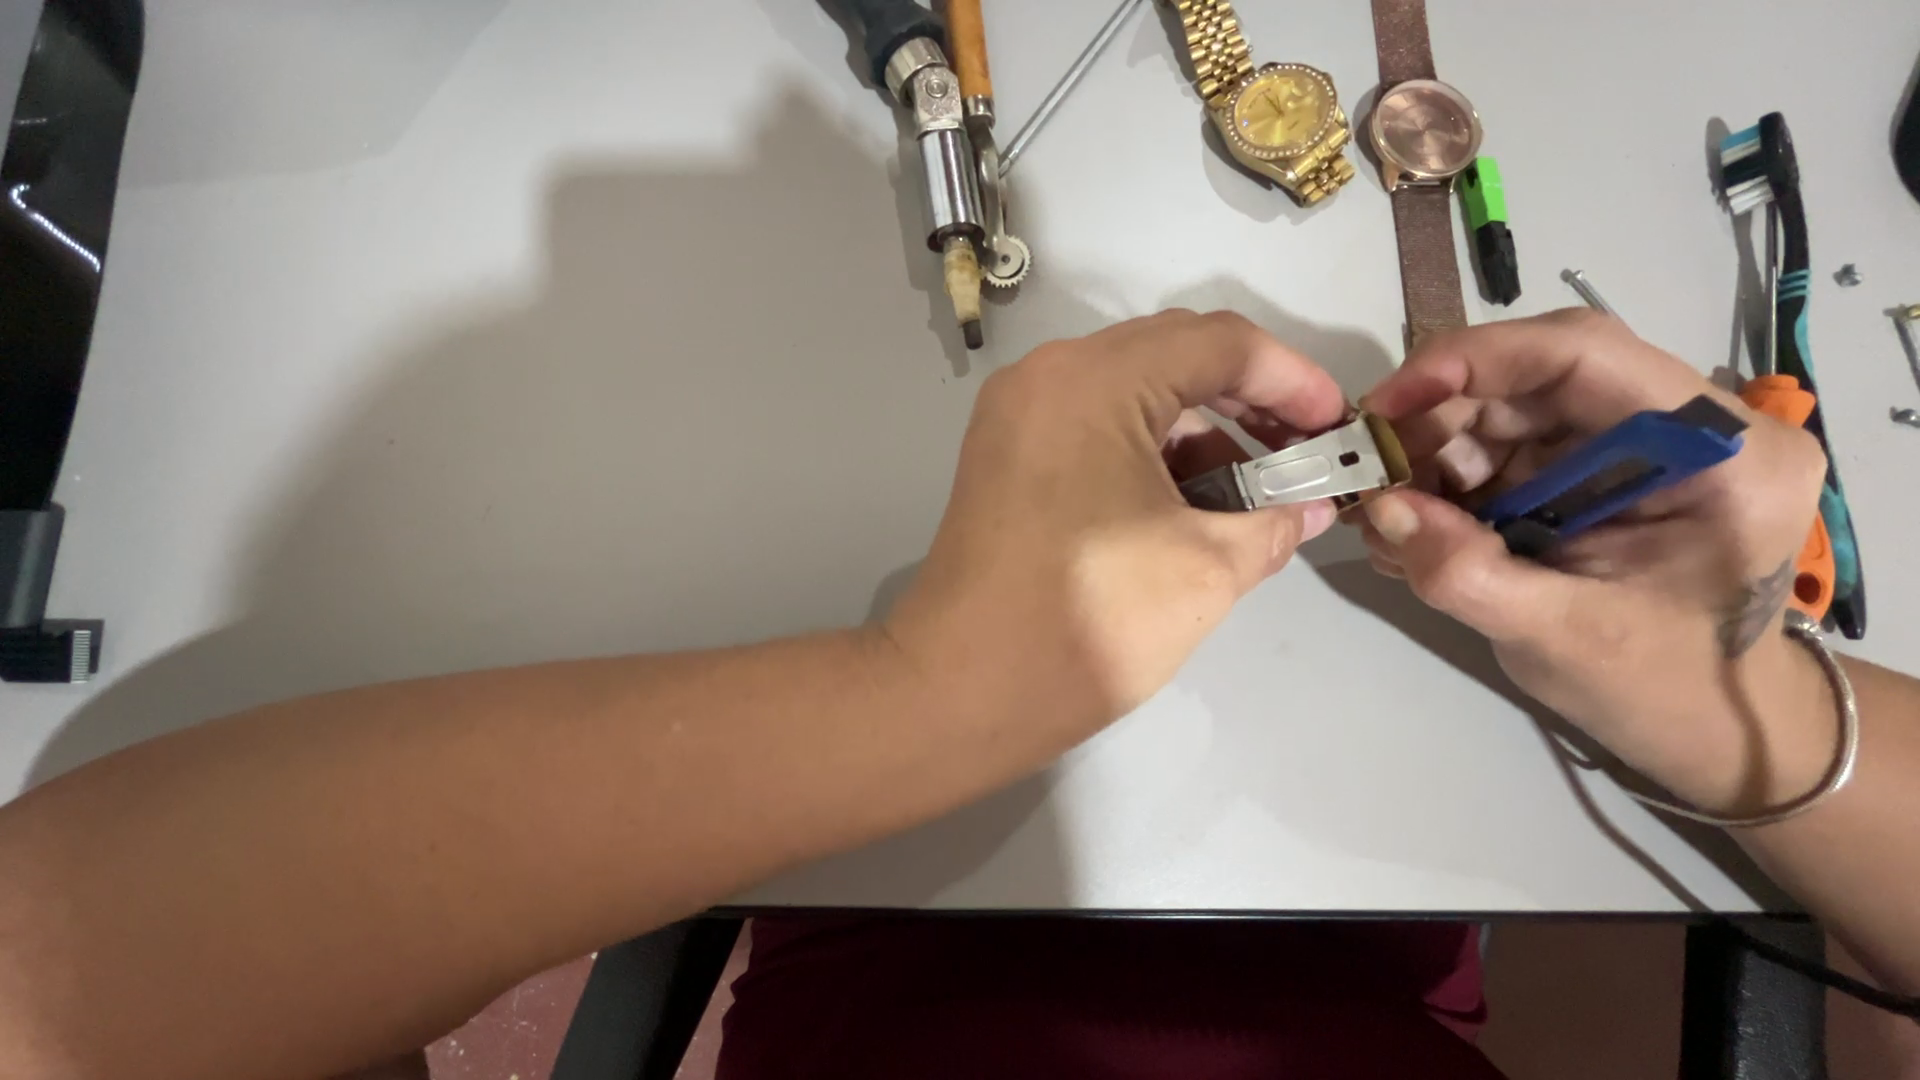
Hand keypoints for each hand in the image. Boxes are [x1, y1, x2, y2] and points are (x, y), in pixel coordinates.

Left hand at [887, 311, 1344, 736]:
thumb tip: (1310, 507)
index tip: (1336, 427)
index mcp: (1094, 380)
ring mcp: (1016, 416)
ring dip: (1197, 431)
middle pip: (1170, 358)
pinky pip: (1091, 428)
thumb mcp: (1206, 568)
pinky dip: (1145, 452)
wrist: (963, 689)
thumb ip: (1274, 522)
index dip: (1292, 379)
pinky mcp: (1004, 457)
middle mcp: (1046, 377)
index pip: (1218, 344)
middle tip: (1301, 453)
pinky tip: (1189, 503)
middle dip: (1247, 401)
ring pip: (1129, 394)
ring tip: (1253, 491)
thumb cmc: (1089, 620)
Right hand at [1358, 310, 1836, 813]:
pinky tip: (1411, 535)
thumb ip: (1466, 573)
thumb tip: (1378, 508)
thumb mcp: (1561, 636)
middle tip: (1367, 479)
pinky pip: (1482, 453)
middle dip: (1430, 425)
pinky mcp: (1570, 473)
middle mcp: (1663, 427)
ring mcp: (1612, 448)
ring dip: (1422, 462)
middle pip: (1522, 382)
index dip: (1471, 361)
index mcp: (1712, 450)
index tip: (1383, 404)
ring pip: (1490, 415)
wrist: (1695, 720)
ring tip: (1384, 523)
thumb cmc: (1658, 684)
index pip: (1581, 355)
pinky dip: (1431, 487)